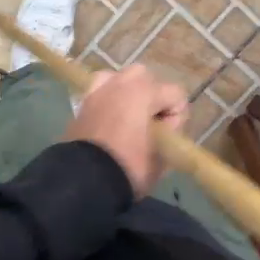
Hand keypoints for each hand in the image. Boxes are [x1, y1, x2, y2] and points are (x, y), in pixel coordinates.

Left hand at [63, 65, 187, 195]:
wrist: (84, 180)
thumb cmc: (128, 168)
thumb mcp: (161, 160)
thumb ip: (169, 139)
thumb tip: (164, 132)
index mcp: (144, 91)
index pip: (176, 96)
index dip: (177, 119)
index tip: (166, 140)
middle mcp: (120, 83)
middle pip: (147, 80)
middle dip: (153, 100)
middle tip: (150, 127)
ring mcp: (98, 91)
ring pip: (121, 80)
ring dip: (129, 95)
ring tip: (129, 121)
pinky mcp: (82, 103)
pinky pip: (101, 93)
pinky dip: (108, 100)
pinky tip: (109, 119)